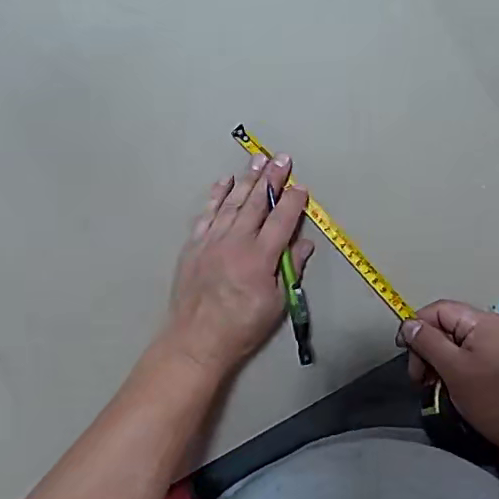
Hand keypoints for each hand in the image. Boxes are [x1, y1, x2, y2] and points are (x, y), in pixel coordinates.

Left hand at [156, 154, 315, 374]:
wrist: (196, 339)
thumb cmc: (241, 327)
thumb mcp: (276, 304)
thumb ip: (290, 270)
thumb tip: (304, 244)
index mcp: (260, 257)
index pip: (282, 220)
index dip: (293, 201)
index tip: (301, 187)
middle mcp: (236, 241)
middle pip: (257, 203)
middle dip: (270, 178)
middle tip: (281, 158)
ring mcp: (212, 240)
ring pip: (232, 202)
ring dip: (246, 179)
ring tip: (257, 160)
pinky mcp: (194, 244)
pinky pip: (207, 213)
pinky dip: (216, 195)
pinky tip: (224, 182)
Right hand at [397, 301, 498, 464]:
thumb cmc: (498, 402)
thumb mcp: (453, 370)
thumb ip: (427, 342)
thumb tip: (408, 324)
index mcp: (482, 321)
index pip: (437, 310)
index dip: (416, 328)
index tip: (407, 358)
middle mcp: (498, 325)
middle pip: (450, 325)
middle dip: (429, 349)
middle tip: (423, 380)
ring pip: (464, 343)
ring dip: (445, 362)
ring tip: (441, 388)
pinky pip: (480, 355)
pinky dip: (464, 368)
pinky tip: (462, 390)